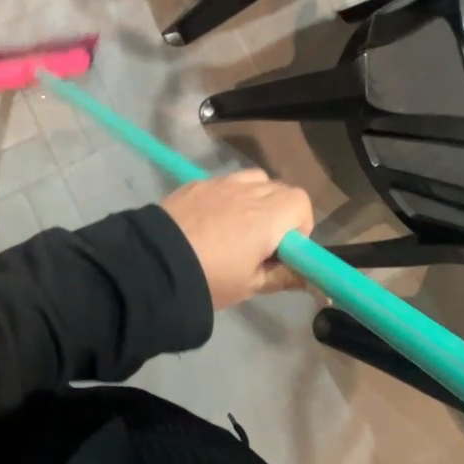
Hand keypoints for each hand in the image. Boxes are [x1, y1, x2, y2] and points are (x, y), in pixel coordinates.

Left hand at [160, 170, 313, 309]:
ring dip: (256, 197)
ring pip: (252, 178)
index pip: (300, 200)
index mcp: (266, 216)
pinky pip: (224, 181)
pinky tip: (213, 219)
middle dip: (280, 210)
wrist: (157, 262)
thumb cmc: (211, 277)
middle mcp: (246, 191)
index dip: (300, 223)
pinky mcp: (196, 183)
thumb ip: (283, 276)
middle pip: (278, 187)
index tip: (286, 247)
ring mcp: (219, 183)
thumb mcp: (251, 285)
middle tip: (264, 240)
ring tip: (240, 225)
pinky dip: (229, 195)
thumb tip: (306, 276)